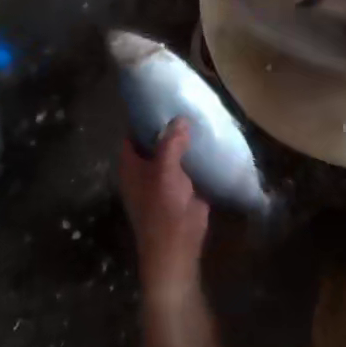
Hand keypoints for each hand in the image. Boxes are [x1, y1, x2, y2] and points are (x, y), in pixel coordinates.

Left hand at [119, 119, 208, 299]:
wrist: (177, 249)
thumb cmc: (163, 210)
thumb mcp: (165, 173)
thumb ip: (170, 145)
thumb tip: (180, 118)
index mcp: (132, 166)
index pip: (134, 133)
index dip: (144, 116)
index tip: (163, 97)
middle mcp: (145, 170)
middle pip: (154, 141)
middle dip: (169, 124)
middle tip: (190, 101)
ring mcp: (164, 180)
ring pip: (173, 153)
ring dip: (185, 139)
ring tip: (204, 115)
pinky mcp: (183, 189)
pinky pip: (189, 165)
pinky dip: (197, 154)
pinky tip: (213, 141)